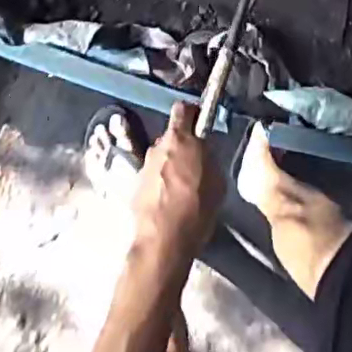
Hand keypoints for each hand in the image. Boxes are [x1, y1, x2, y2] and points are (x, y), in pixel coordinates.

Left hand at [129, 102, 224, 259]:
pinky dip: (160, 183)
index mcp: (180, 139)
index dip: (193, 112)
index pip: (183, 108)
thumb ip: (209, 156)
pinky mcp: (134, 189)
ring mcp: (143, 168)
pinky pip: (152, 178)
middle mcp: (158, 147)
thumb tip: (203, 151)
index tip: (200, 121)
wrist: (162, 243)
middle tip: (196, 161)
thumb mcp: (217, 178)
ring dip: (170, 165)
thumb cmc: (196, 207)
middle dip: (182, 144)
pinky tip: (169, 201)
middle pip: (172, 136)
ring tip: (182, 186)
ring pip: (161, 158)